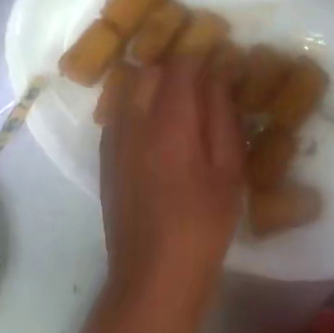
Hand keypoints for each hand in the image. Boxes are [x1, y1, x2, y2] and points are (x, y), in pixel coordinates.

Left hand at [100, 57, 244, 300]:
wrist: (153, 276)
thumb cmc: (202, 225)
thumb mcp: (228, 171)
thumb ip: (221, 116)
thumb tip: (218, 76)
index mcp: (168, 120)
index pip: (181, 66)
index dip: (202, 56)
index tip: (221, 61)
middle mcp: (134, 119)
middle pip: (151, 71)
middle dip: (178, 69)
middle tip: (205, 85)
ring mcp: (114, 138)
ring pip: (131, 89)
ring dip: (155, 85)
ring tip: (182, 105)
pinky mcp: (105, 157)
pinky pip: (120, 113)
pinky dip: (139, 107)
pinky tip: (159, 130)